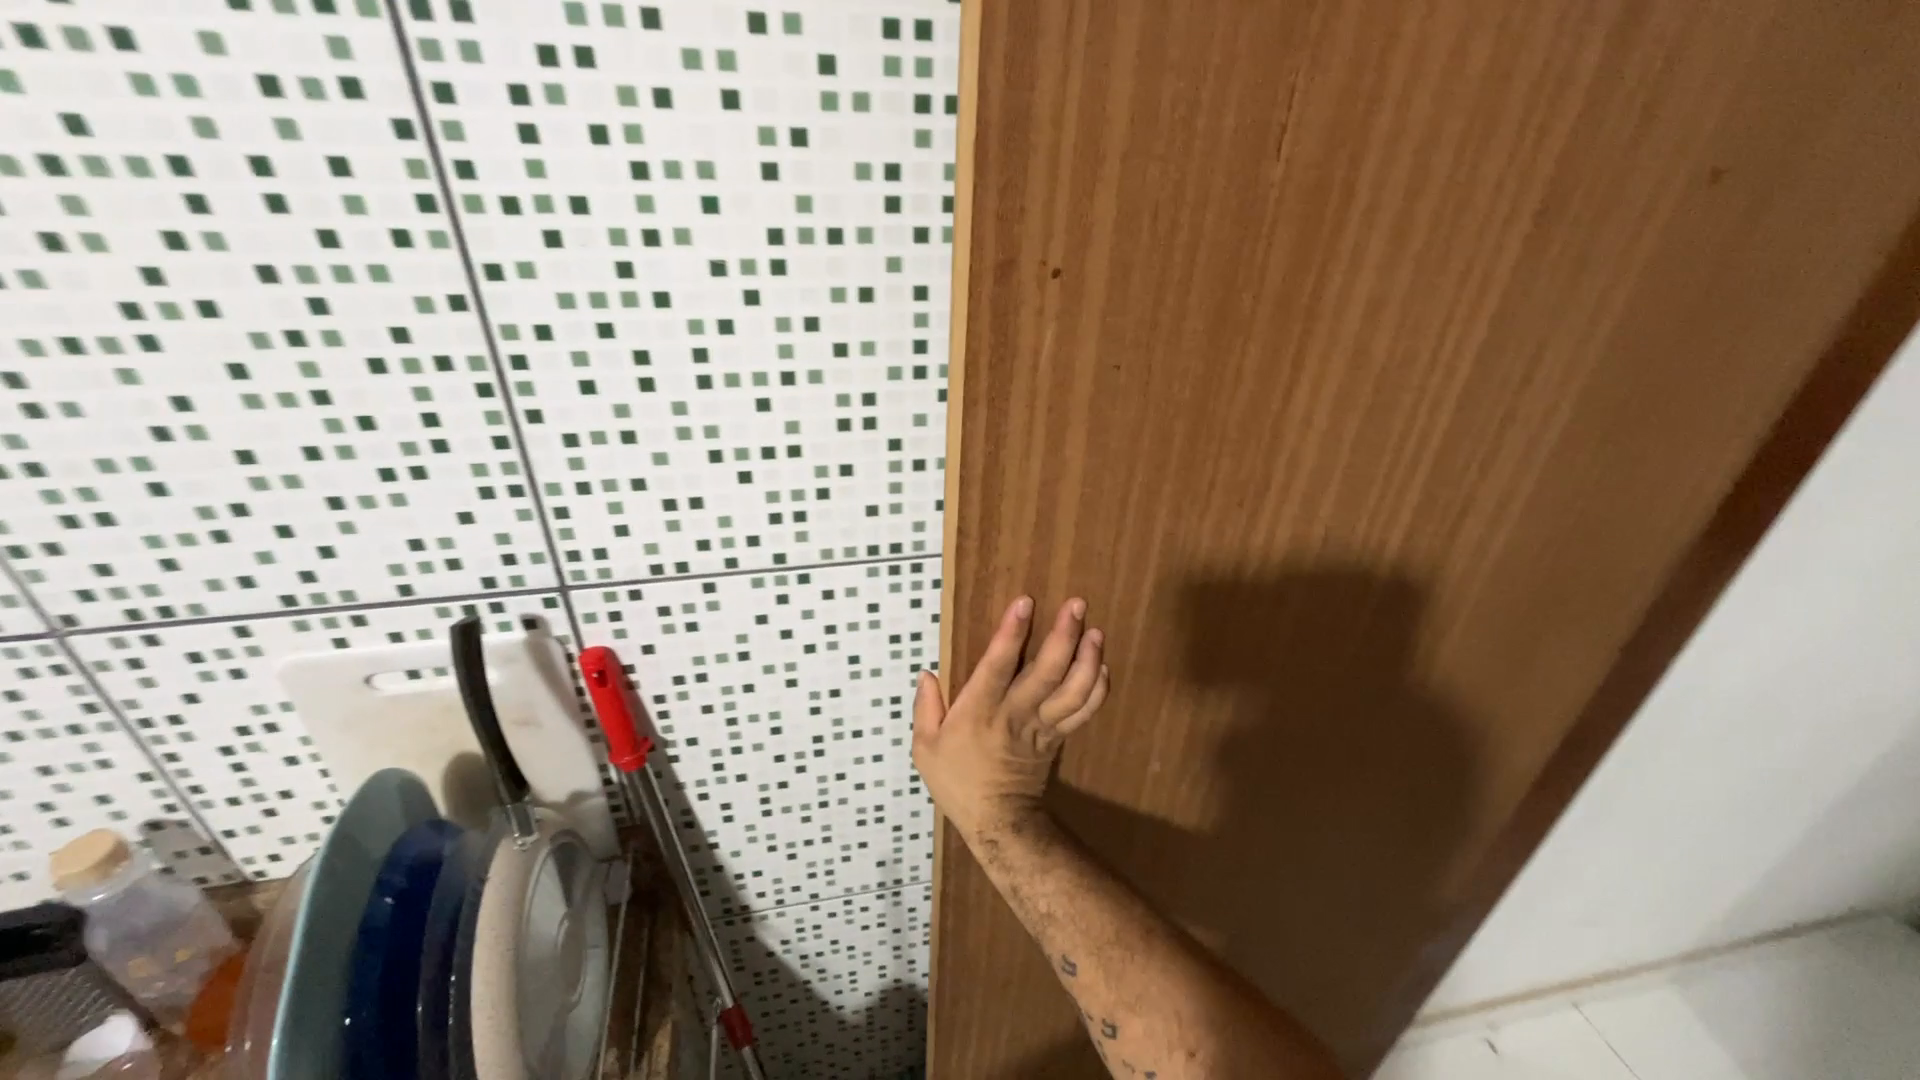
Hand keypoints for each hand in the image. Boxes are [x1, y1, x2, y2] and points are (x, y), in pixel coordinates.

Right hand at [912, 595, 1110, 841]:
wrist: (997, 821)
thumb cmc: (957, 780)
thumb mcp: (925, 748)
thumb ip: (925, 708)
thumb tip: (927, 674)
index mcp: (980, 711)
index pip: (998, 665)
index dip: (1012, 633)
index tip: (1025, 602)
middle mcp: (1016, 713)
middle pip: (1046, 671)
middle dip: (1064, 635)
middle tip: (1077, 605)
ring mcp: (1043, 726)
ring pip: (1073, 690)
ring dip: (1089, 659)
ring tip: (1096, 632)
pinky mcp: (1059, 737)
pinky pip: (1084, 711)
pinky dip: (1097, 688)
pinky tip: (1102, 666)